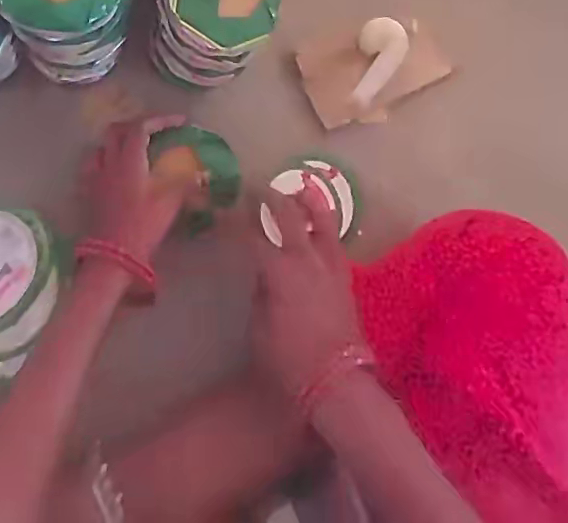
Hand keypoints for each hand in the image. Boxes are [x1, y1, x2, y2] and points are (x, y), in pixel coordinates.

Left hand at [82, 115, 189, 260]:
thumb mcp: (170, 202)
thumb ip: (187, 183)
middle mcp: (110, 161)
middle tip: (155, 129)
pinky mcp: (89, 191)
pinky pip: (93, 165)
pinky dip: (105, 159)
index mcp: (130, 159)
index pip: (141, 126)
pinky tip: (114, 168)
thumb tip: (205, 173)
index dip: (161, 119)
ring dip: (118, 140)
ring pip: (102, 145)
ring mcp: (96, 176)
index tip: (179, 122)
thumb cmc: (143, 225)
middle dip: (137, 123)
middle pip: (117, 129)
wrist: (113, 255)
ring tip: (134, 146)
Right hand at [250, 178, 367, 399]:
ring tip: (299, 185)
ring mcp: (328, 263)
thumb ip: (260, 293)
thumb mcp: (259, 328)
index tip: (223, 208)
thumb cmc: (290, 361)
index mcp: (278, 270)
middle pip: (287, 215)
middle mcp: (305, 258)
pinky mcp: (344, 274)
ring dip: (307, 200)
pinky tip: (320, 220)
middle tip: (255, 187)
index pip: (251, 235)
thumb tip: (262, 273)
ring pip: (320, 219)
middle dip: (269, 197)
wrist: (338, 381)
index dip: (235, 220)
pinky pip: (334, 238)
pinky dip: (325, 223)